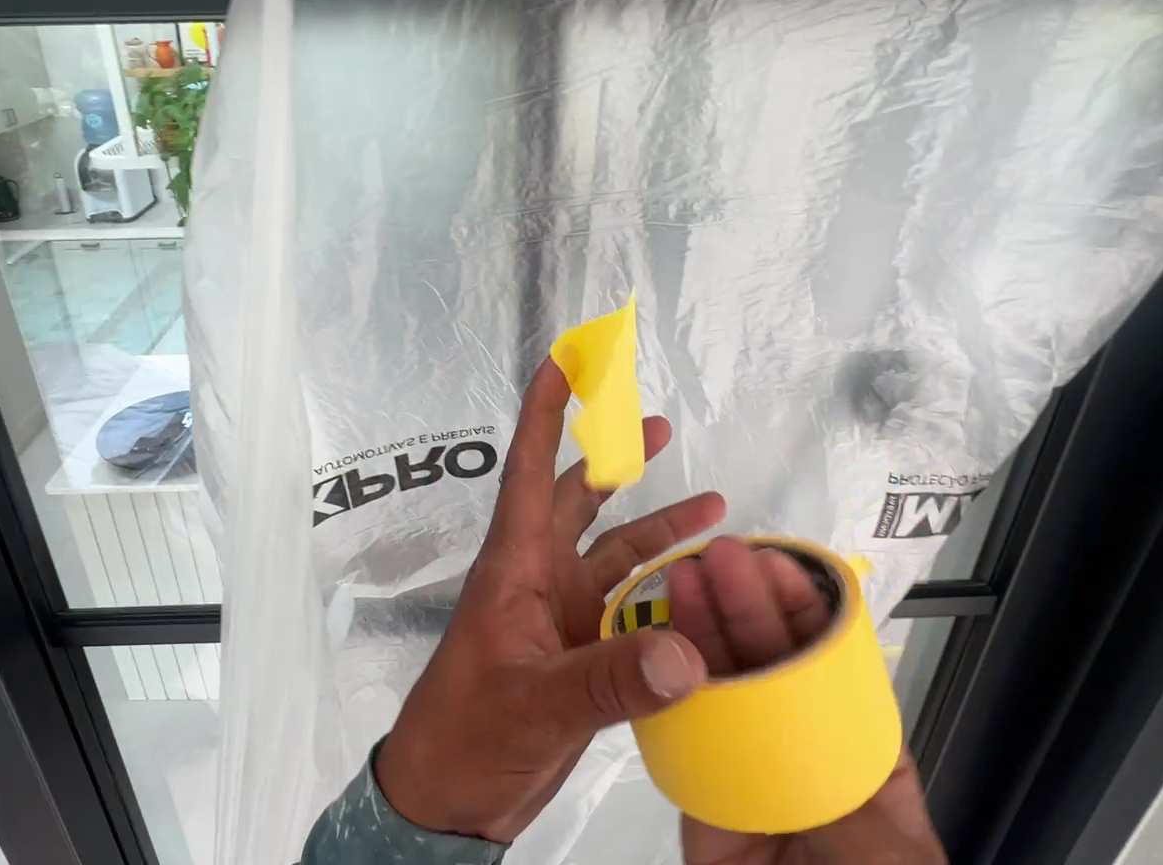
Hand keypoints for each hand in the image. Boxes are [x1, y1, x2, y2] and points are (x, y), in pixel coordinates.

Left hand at [374, 358, 726, 843]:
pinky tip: (701, 589)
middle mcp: (540, 575)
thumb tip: (689, 653)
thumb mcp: (534, 704)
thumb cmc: (465, 735)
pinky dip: (664, 592)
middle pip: (577, 498)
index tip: (563, 361)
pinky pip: (631, 605)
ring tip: (712, 503)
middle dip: (613, 458)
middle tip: (655, 425)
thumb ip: (608, 680)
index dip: (544, 411)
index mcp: (514, 565)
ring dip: (656, 525)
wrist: (450, 800)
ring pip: (615, 551)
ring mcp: (562, 612)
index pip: (529, 468)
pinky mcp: (581, 649)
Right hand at [669, 538, 946, 864]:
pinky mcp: (698, 792)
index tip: (777, 567)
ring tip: (683, 575)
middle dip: (745, 603)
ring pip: (719, 684)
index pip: (828, 664)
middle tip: (720, 557)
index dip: (804, 610)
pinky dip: (666, 680)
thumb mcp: (880, 851)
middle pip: (768, 661)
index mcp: (852, 752)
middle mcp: (794, 745)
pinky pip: (678, 731)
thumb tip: (806, 706)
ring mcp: (743, 765)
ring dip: (701, 625)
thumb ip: (840, 776)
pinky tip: (656, 638)